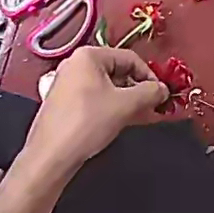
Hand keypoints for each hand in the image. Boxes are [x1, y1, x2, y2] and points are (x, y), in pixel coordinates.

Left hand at [20, 47, 167, 183]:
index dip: (150, 76)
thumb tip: (163, 89)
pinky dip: (112, 107)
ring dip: (128, 100)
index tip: (161, 94)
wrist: (50, 157)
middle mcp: (75, 65)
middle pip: (118, 72)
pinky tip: (123, 120)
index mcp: (88, 56)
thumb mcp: (126, 105)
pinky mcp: (64, 103)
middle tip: (154, 105)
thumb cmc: (87, 122)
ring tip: (142, 115)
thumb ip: (150, 92)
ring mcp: (67, 84)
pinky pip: (96, 98)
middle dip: (139, 90)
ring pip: (108, 87)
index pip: (130, 59)